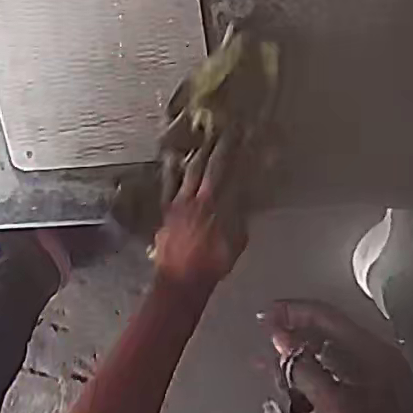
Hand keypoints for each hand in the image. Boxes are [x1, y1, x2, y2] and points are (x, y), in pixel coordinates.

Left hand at [151, 131, 247, 293]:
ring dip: (197, 154)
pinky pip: (169, 185)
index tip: (241, 135)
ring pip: (188, 171)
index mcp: (214, 203)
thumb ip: (240, 217)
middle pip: (207, 165)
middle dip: (217, 147)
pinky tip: (172, 160)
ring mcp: (178, 202)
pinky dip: (172, 171)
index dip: (234, 151)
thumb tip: (245, 200)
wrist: (181, 280)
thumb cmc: (212, 264)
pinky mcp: (167, 210)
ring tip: (201, 139)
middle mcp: (196, 197)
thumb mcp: (236, 241)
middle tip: (224, 131)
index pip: (227, 170)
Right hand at [263, 300, 412, 412]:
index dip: (294, 312)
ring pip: (329, 365)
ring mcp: (378, 392)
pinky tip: (295, 400)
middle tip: (268, 340)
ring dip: (301, 366)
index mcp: (379, 357)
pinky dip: (312, 391)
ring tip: (275, 369)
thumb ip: (308, 372)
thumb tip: (282, 340)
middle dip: (296, 339)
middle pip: (329, 338)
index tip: (268, 315)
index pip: (329, 316)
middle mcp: (381, 369)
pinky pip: (335, 390)